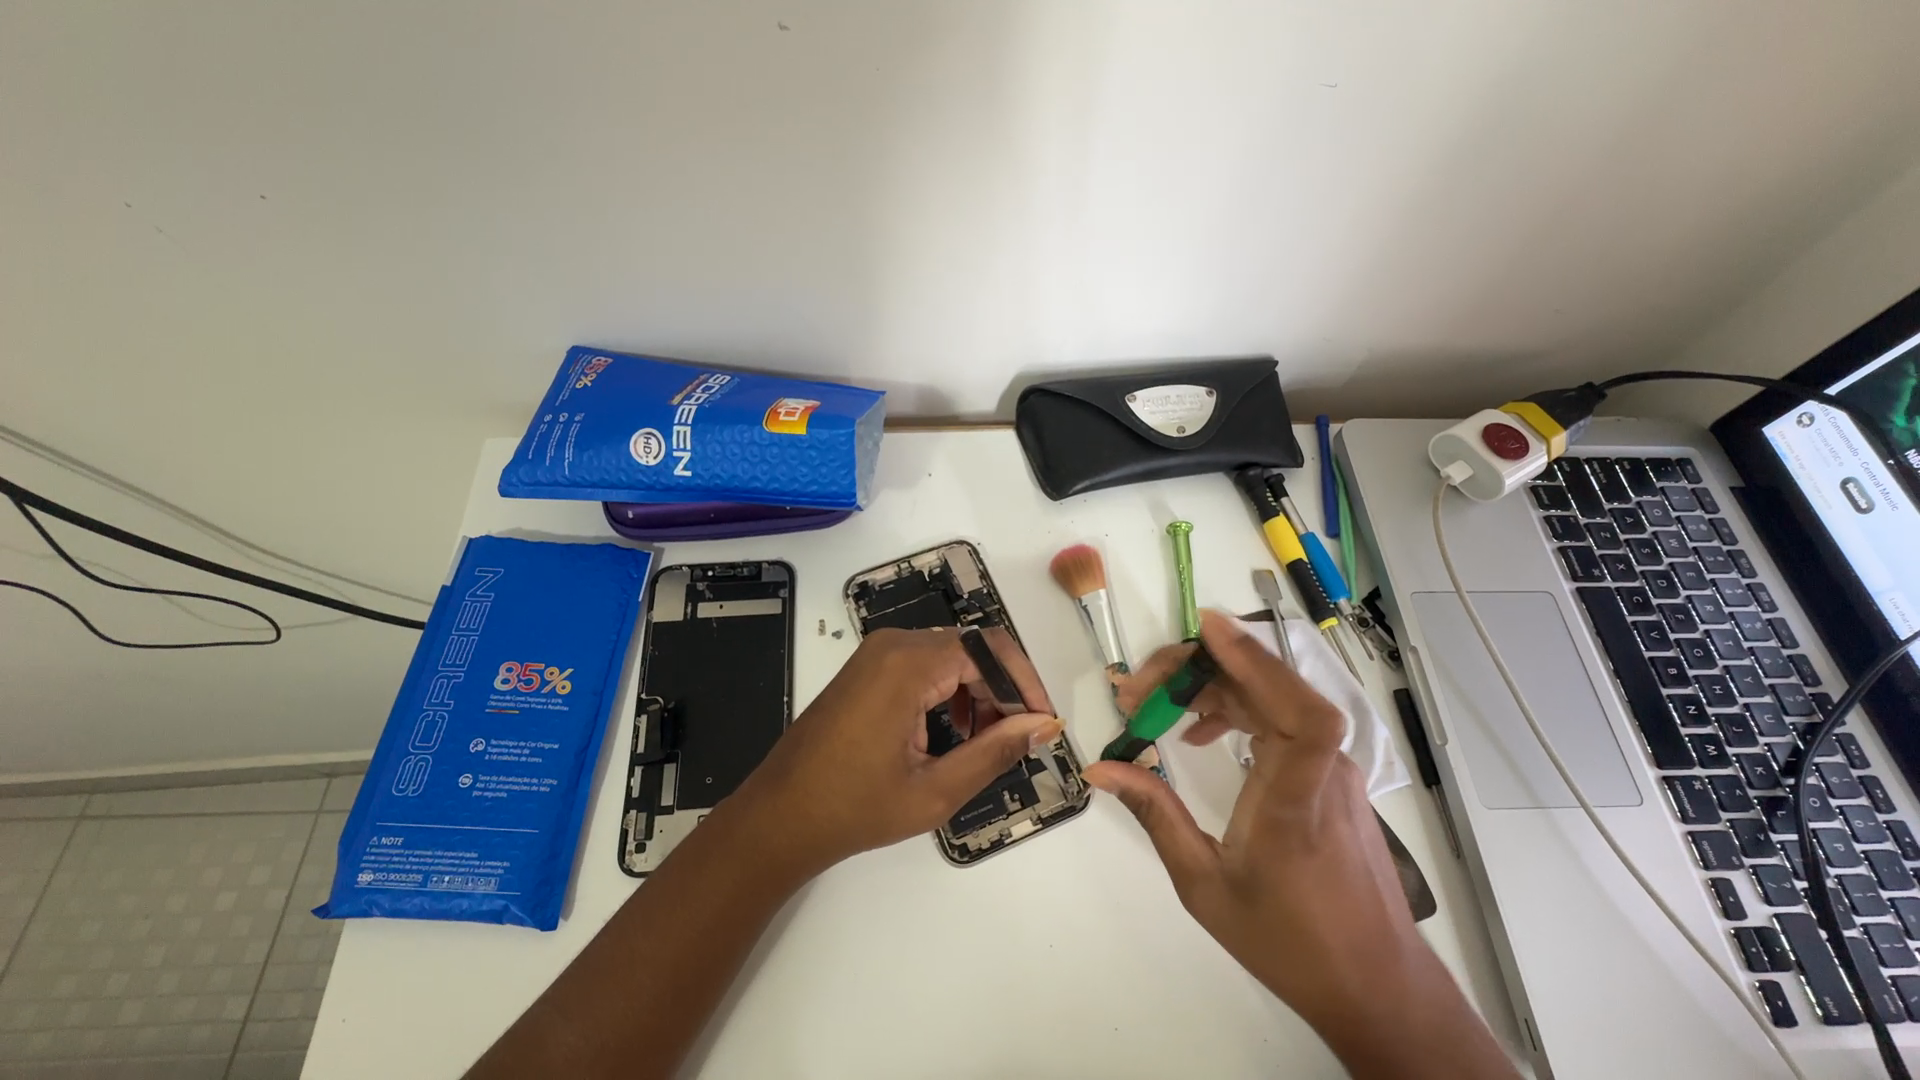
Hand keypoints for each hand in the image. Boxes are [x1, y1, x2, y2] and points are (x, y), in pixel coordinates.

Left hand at [730, 627, 1061, 875]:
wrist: (779, 818)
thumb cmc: (855, 808)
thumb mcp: (936, 789)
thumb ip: (995, 751)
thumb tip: (1043, 725)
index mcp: (908, 664)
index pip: (989, 649)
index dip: (1024, 684)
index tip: (1042, 724)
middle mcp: (892, 645)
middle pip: (970, 648)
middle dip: (1003, 690)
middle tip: (1018, 739)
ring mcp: (874, 655)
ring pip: (949, 657)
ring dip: (978, 693)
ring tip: (987, 743)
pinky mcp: (866, 670)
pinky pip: (924, 666)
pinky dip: (949, 693)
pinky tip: (953, 735)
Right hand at [1084, 612, 1434, 1047]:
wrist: (1373, 982)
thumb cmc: (1288, 941)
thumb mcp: (1204, 884)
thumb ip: (1155, 814)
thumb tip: (1102, 768)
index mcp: (1295, 799)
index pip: (1298, 711)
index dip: (1256, 660)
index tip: (1205, 628)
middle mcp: (1323, 772)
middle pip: (1271, 691)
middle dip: (1200, 671)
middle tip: (1137, 685)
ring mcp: (1334, 772)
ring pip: (1276, 703)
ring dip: (1215, 690)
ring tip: (1154, 705)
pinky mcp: (1331, 779)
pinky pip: (1284, 726)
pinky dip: (1240, 713)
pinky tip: (1199, 735)